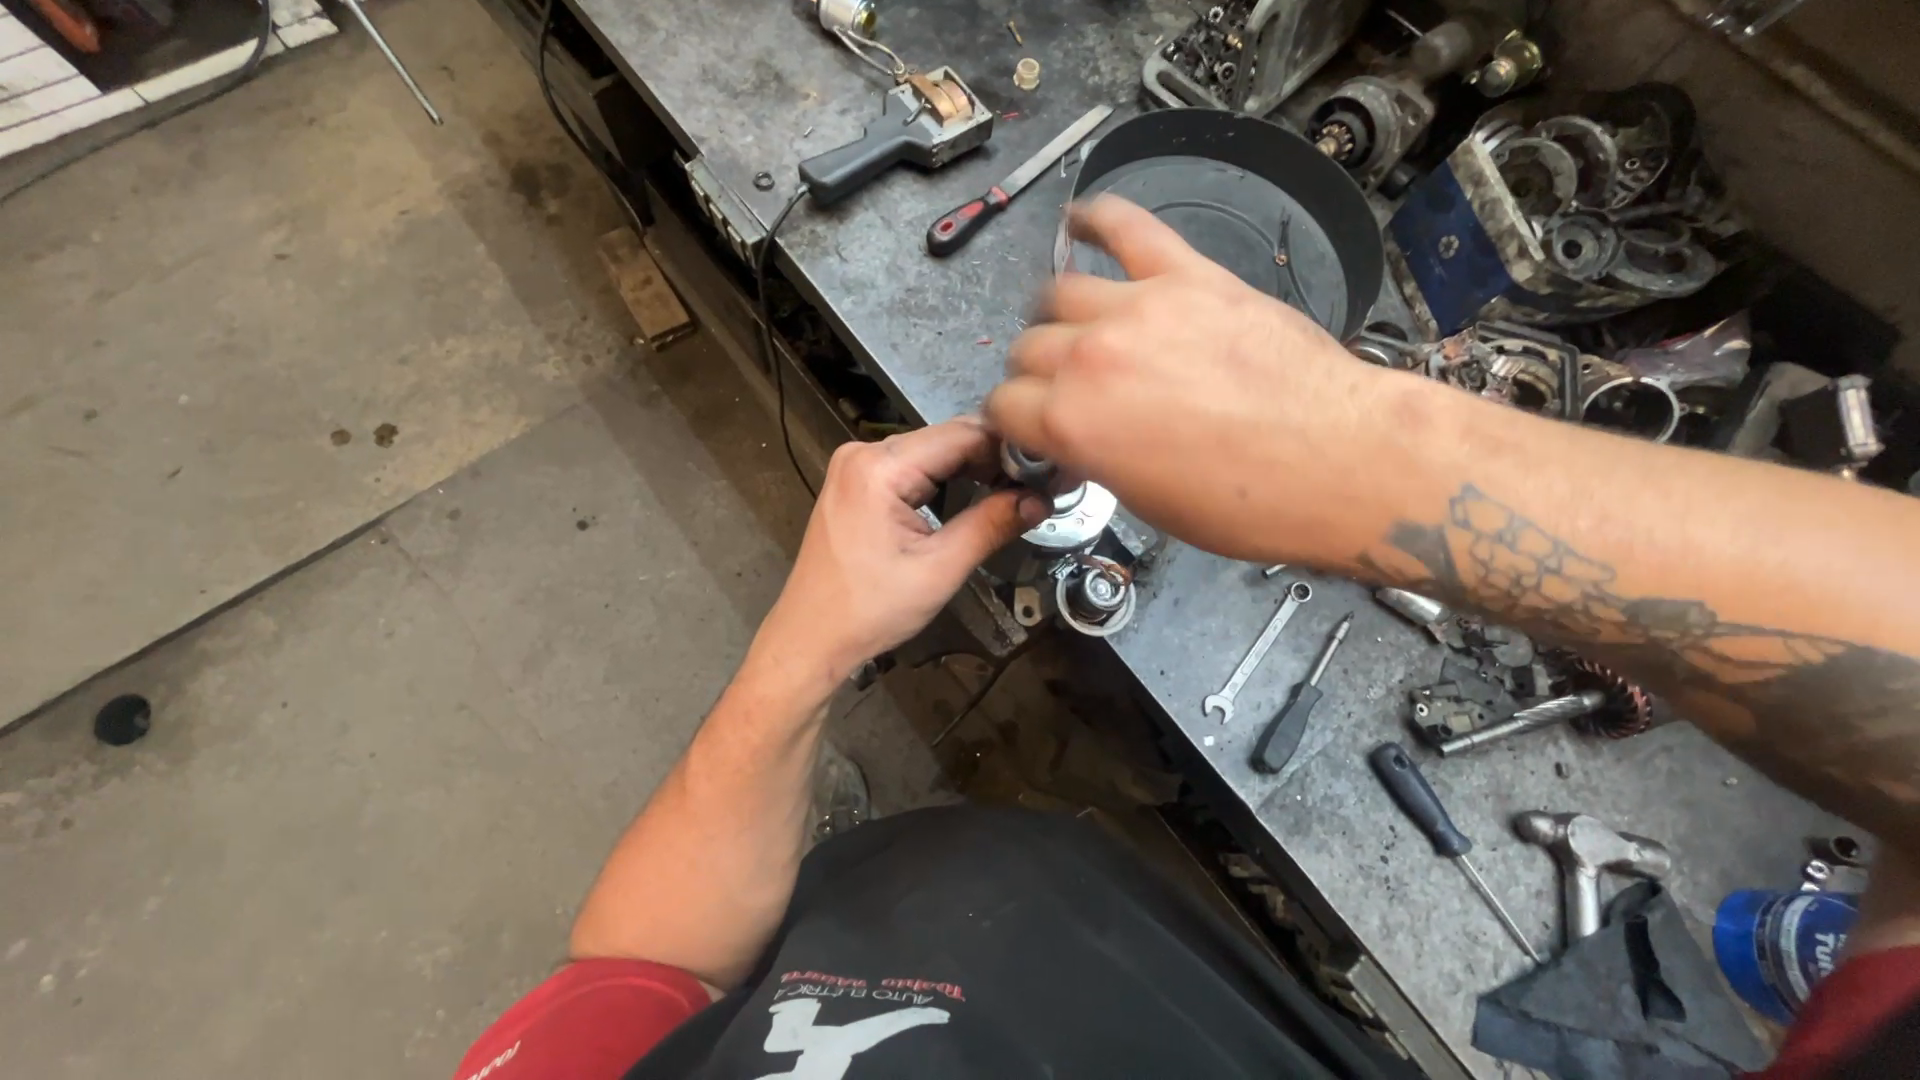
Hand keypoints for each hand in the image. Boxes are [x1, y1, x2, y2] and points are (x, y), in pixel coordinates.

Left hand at [751, 419, 1048, 686]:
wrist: (810, 638)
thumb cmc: (869, 610)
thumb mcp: (939, 569)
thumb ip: (991, 525)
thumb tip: (1040, 499)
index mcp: (878, 467)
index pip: (960, 435)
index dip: (1008, 447)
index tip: (1046, 468)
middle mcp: (862, 453)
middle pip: (944, 439)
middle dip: (992, 458)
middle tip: (1038, 482)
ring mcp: (854, 466)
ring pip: (930, 452)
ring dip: (970, 468)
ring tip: (1014, 490)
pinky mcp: (855, 483)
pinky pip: (910, 468)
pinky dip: (943, 479)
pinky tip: (973, 494)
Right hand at [984, 196, 1402, 563]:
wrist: (1337, 462)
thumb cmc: (1246, 501)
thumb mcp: (1143, 501)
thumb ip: (1091, 456)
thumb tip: (1076, 438)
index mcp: (1072, 424)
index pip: (1004, 406)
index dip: (1010, 421)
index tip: (1026, 426)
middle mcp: (1091, 358)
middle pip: (1027, 348)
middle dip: (1033, 374)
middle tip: (1060, 387)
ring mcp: (1139, 308)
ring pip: (1059, 292)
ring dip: (1057, 315)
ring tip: (1073, 326)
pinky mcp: (1188, 277)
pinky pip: (1128, 227)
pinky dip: (1099, 219)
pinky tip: (1082, 220)